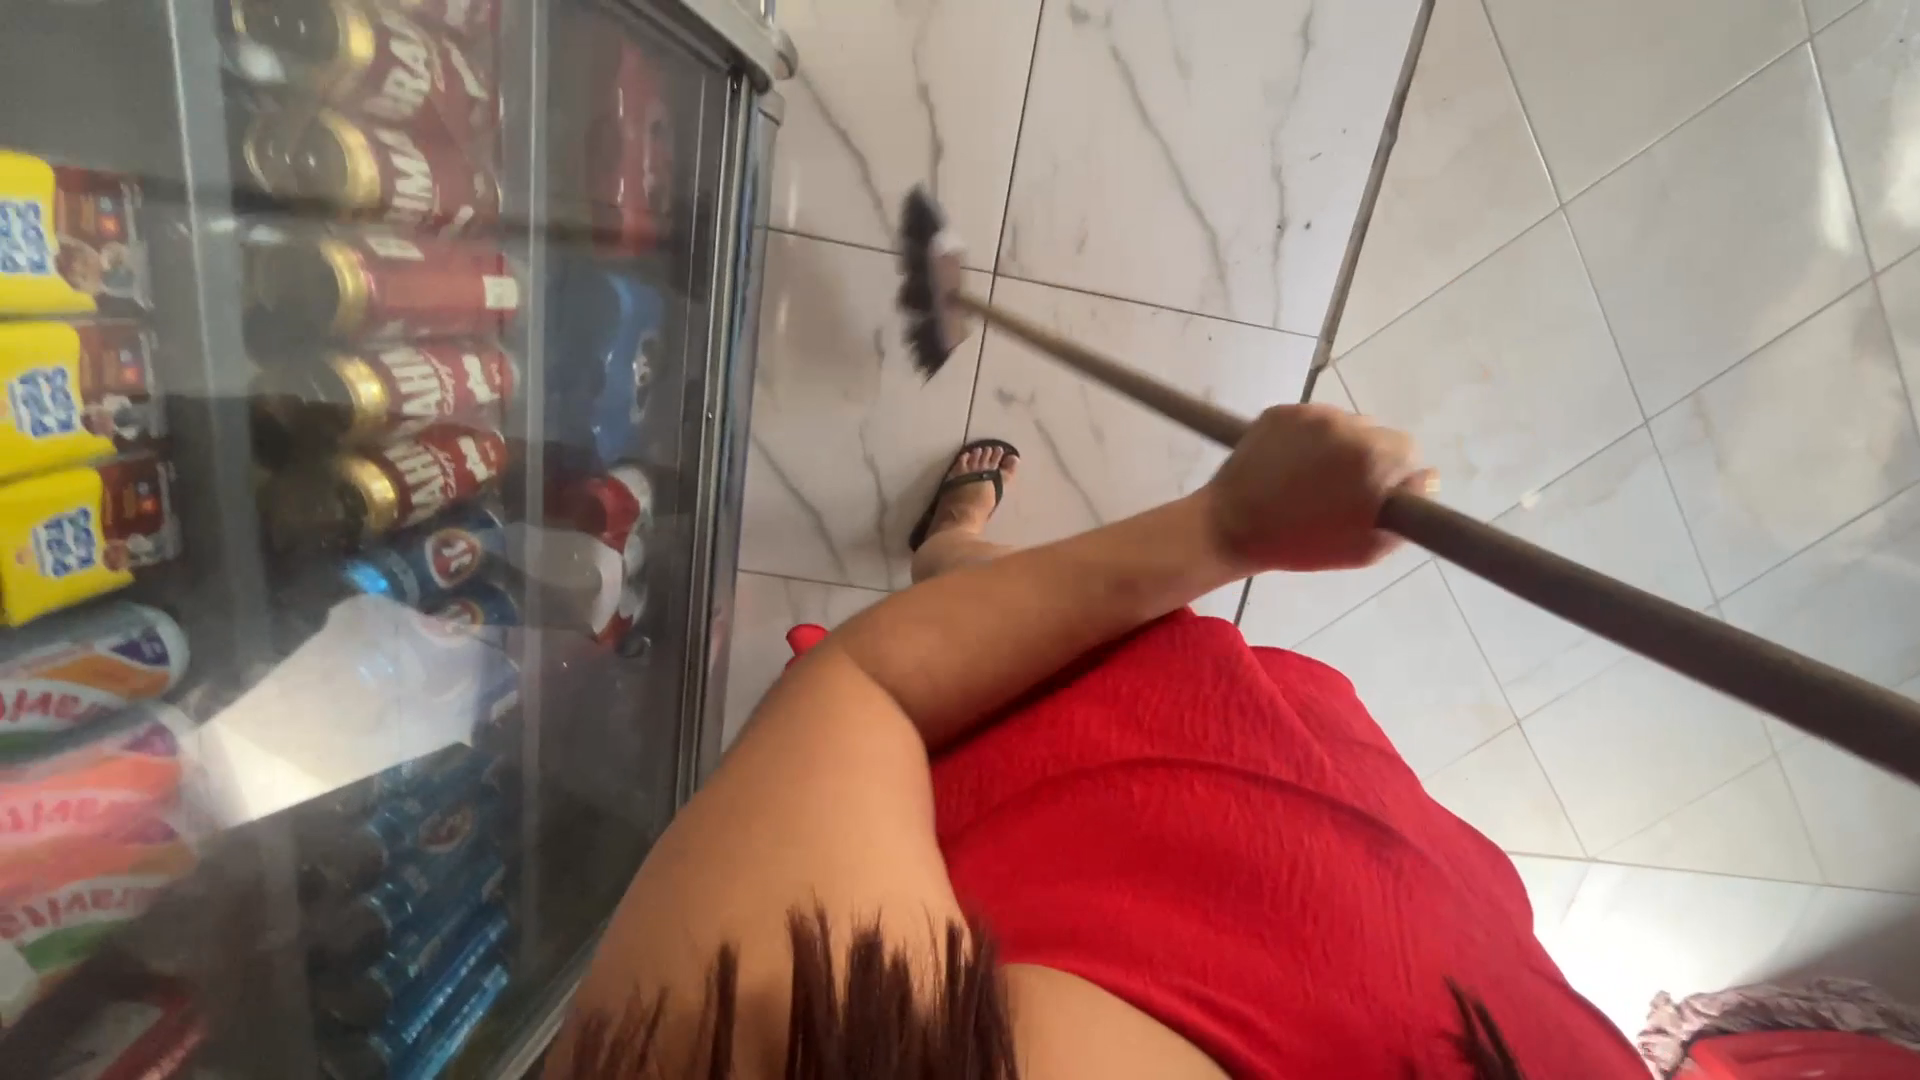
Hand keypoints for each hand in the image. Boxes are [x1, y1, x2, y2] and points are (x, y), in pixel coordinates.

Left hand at [1203, 404, 1434, 573]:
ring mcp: (1312, 414)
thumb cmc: (1300, 545)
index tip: (1370, 497)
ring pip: (1346, 426)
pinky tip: (1288, 463)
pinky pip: (1310, 420)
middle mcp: (1350, 426)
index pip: (1410, 457)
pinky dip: (1307, 438)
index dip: (1394, 480)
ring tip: (1307, 477)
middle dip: (1369, 459)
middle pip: (1380, 436)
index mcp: (1378, 458)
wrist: (1229, 527)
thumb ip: (1408, 515)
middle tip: (1338, 488)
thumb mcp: (1367, 548)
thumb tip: (1422, 481)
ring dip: (1338, 446)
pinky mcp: (1282, 411)